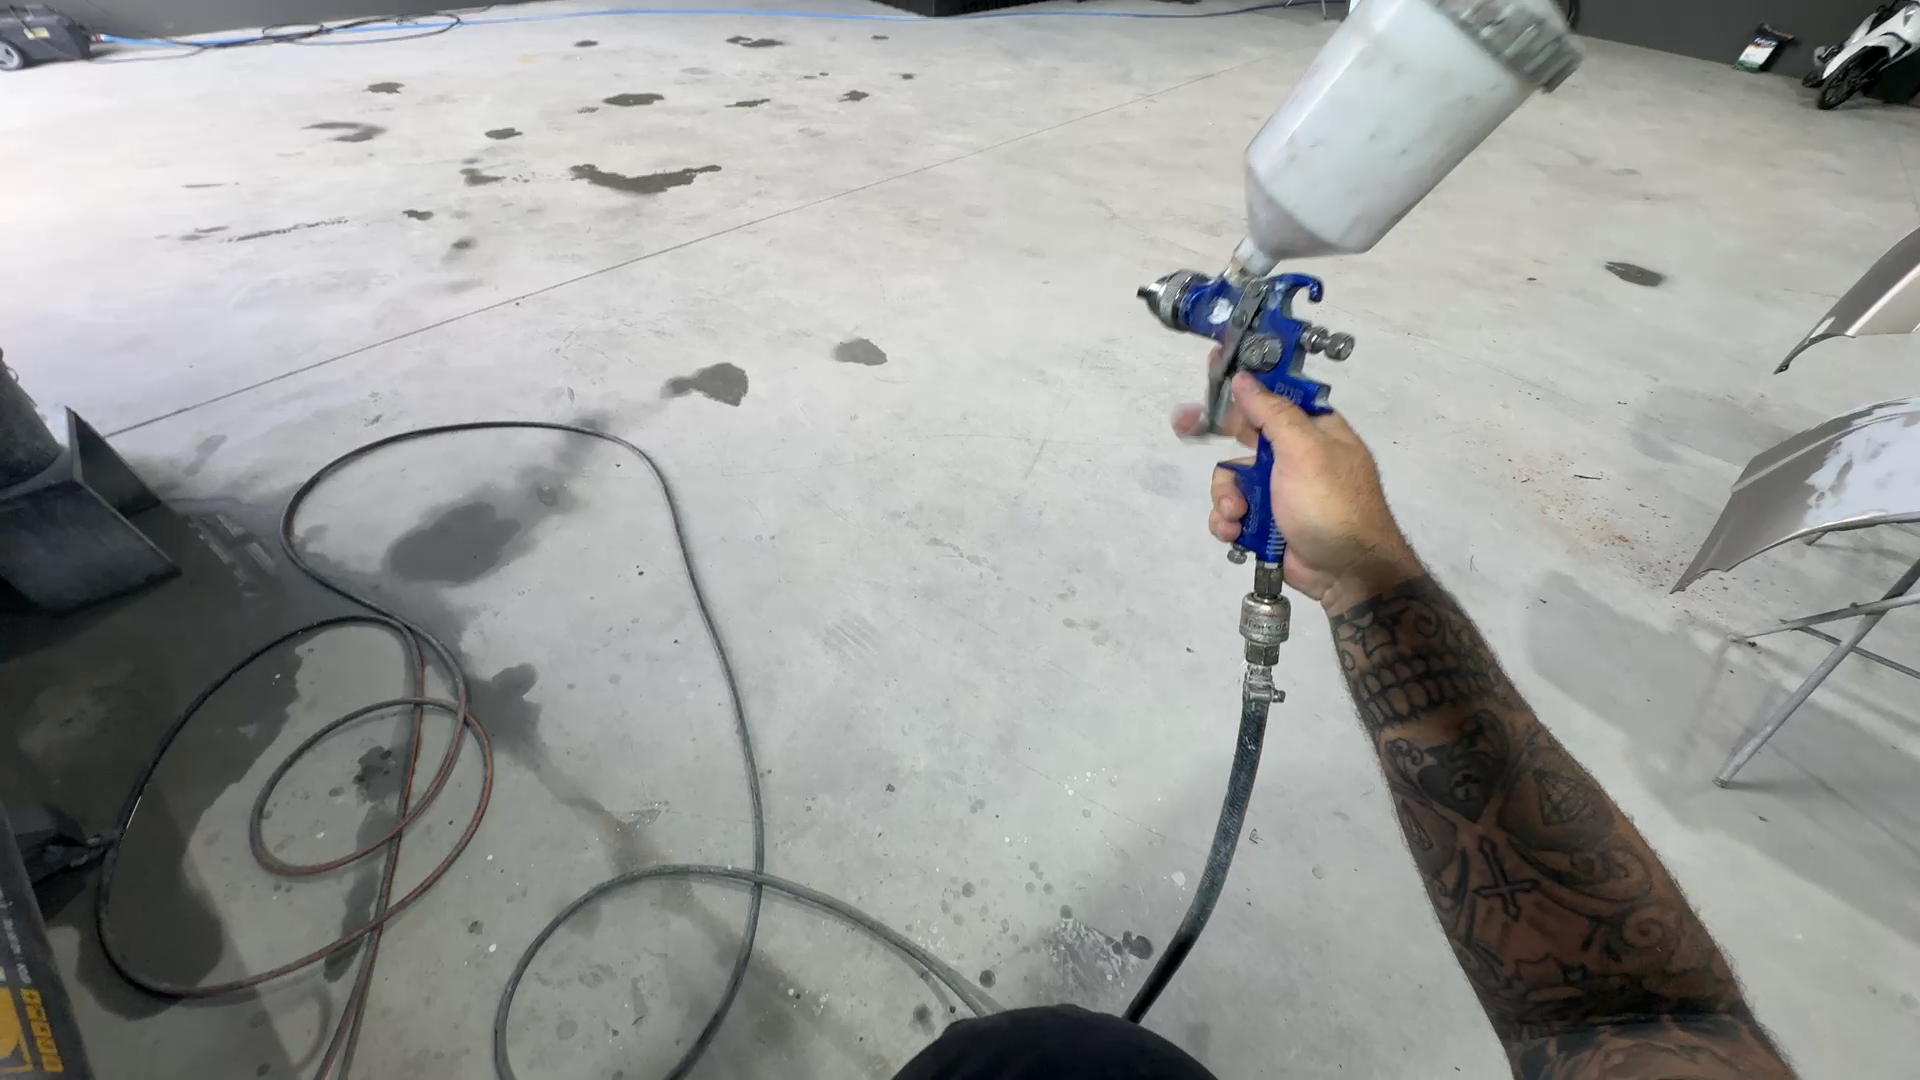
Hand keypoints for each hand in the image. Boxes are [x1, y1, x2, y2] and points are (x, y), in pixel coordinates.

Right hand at [1171, 354, 1419, 610]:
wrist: (1344, 572)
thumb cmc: (1330, 503)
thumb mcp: (1305, 451)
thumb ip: (1271, 413)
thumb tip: (1245, 379)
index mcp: (1311, 430)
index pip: (1271, 396)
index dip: (1242, 384)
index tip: (1212, 370)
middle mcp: (1292, 455)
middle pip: (1241, 435)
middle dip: (1215, 441)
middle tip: (1183, 424)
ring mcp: (1276, 489)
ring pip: (1229, 479)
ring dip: (1225, 498)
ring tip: (1237, 515)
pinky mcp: (1262, 520)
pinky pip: (1230, 511)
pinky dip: (1228, 522)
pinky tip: (1236, 532)